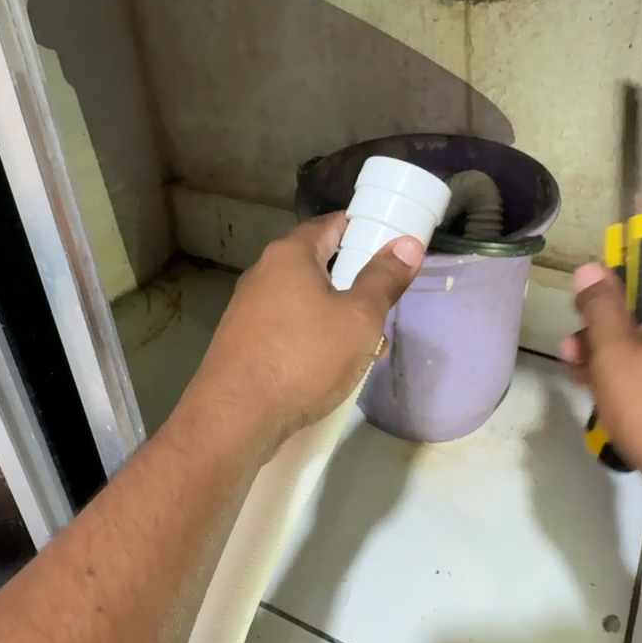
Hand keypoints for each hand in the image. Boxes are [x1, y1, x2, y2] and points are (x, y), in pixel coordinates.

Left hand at [184, 213, 422, 453]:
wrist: (233, 418)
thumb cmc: (302, 358)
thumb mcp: (358, 319)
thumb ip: (384, 279)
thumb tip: (408, 244)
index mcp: (289, 254)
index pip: (332, 224)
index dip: (365, 229)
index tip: (393, 246)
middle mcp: (263, 272)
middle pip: (317, 262)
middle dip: (353, 280)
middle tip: (383, 304)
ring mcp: (247, 308)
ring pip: (303, 298)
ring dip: (334, 314)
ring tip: (362, 343)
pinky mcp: (242, 341)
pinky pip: (286, 326)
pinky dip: (310, 336)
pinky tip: (326, 367)